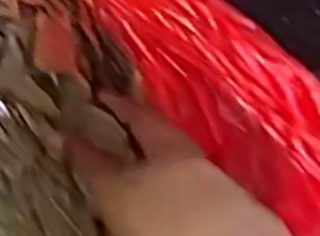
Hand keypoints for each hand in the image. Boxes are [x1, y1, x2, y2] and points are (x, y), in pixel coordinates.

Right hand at [70, 94, 290, 235]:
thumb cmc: (157, 226)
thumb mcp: (110, 192)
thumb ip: (90, 160)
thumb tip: (69, 135)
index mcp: (177, 153)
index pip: (144, 117)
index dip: (121, 105)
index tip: (102, 96)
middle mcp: (217, 174)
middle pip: (179, 151)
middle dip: (154, 147)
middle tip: (129, 145)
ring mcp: (250, 209)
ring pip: (206, 184)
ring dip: (183, 183)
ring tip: (159, 190)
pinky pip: (226, 213)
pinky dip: (205, 210)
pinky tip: (189, 219)